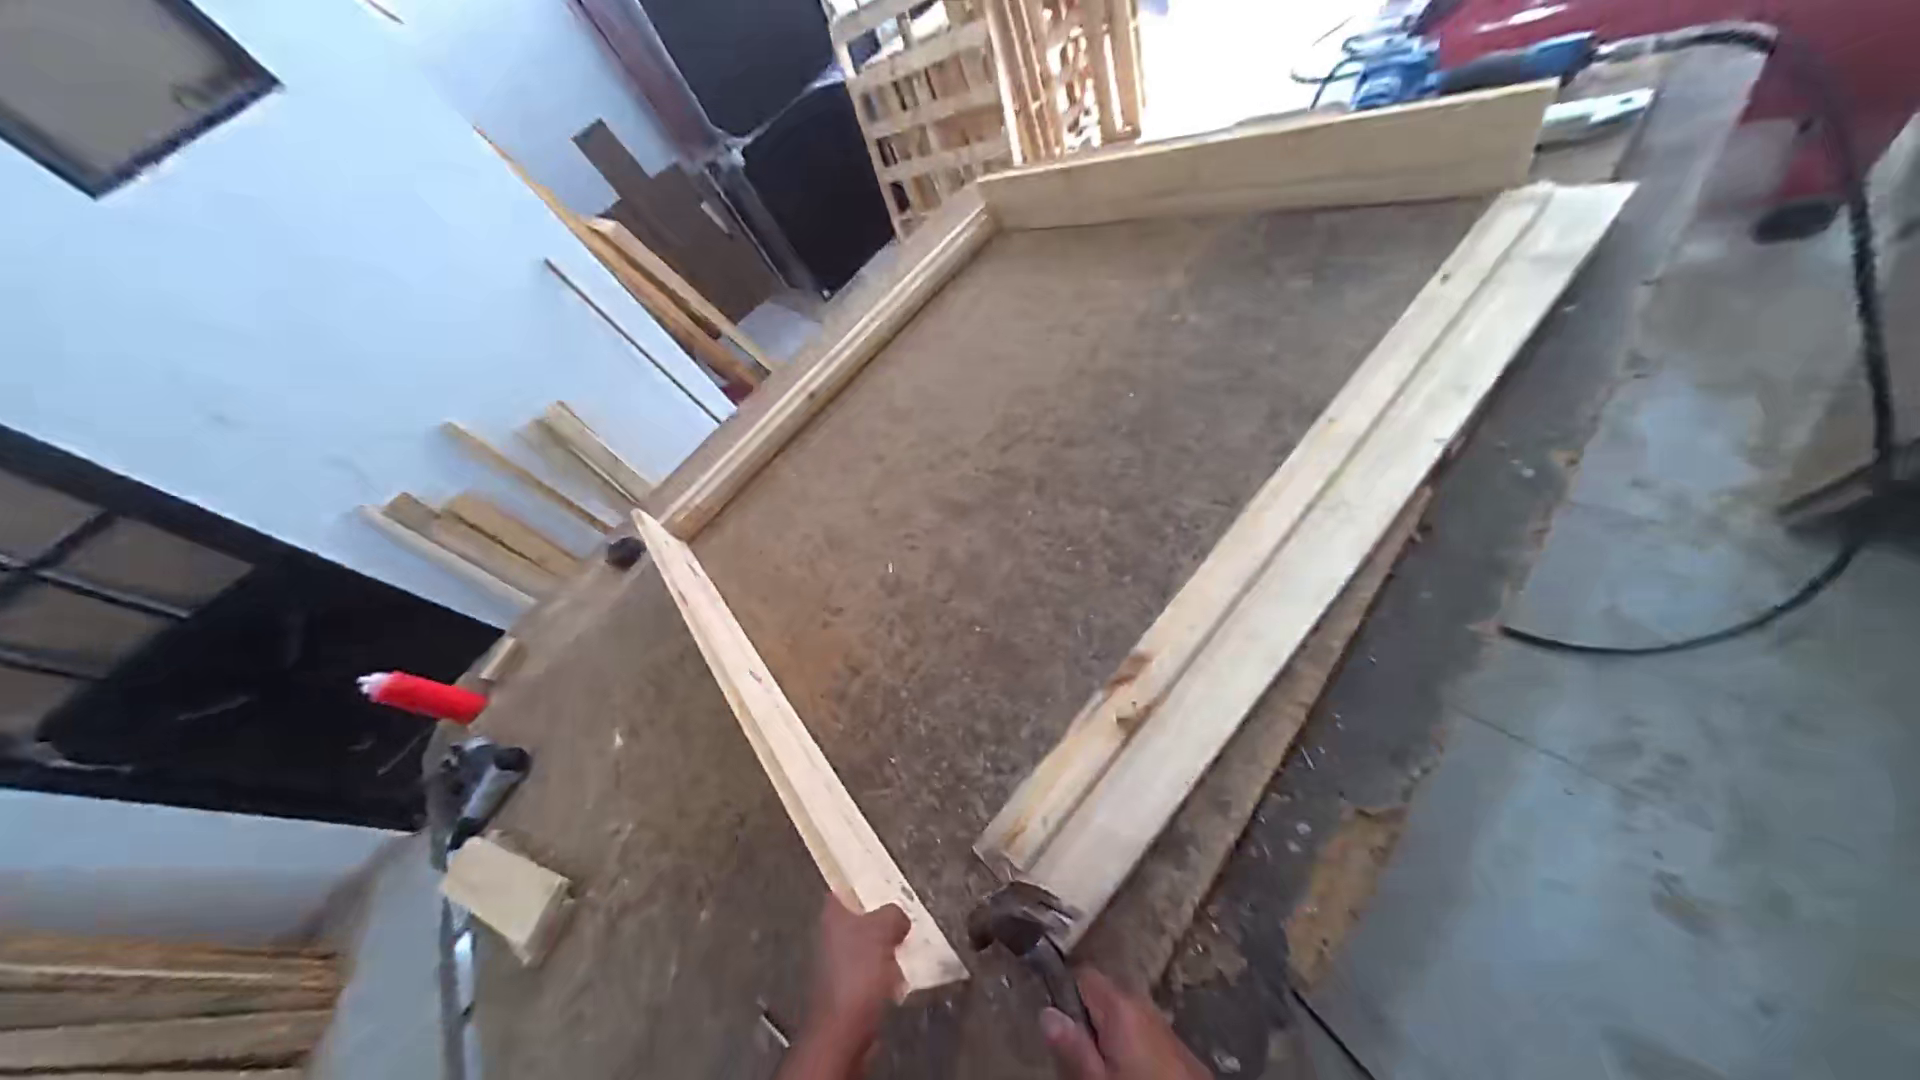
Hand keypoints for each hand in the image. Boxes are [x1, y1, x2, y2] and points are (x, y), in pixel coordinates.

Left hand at [775, 897, 909, 1079]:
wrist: (843, 1031)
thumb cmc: (858, 972)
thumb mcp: (882, 930)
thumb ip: (893, 914)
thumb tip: (899, 919)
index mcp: (833, 915)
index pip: (845, 889)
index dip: (865, 886)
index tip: (887, 887)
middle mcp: (830, 936)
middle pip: (861, 918)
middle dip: (883, 921)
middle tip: (904, 922)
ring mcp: (837, 965)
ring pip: (868, 946)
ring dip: (887, 950)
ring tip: (907, 950)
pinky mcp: (847, 989)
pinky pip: (871, 972)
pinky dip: (884, 975)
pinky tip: (898, 980)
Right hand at [1041, 967, 1209, 1079]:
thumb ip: (1073, 1047)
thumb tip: (1046, 1012)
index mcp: (1120, 1005)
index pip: (1082, 974)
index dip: (1065, 992)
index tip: (1058, 1022)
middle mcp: (1143, 1002)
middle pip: (1103, 993)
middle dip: (1087, 1016)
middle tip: (1079, 1054)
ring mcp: (1163, 1022)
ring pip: (1123, 1014)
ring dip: (1109, 1032)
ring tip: (1104, 1066)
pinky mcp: (1177, 1045)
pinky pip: (1143, 1030)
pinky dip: (1131, 1044)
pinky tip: (1131, 1071)